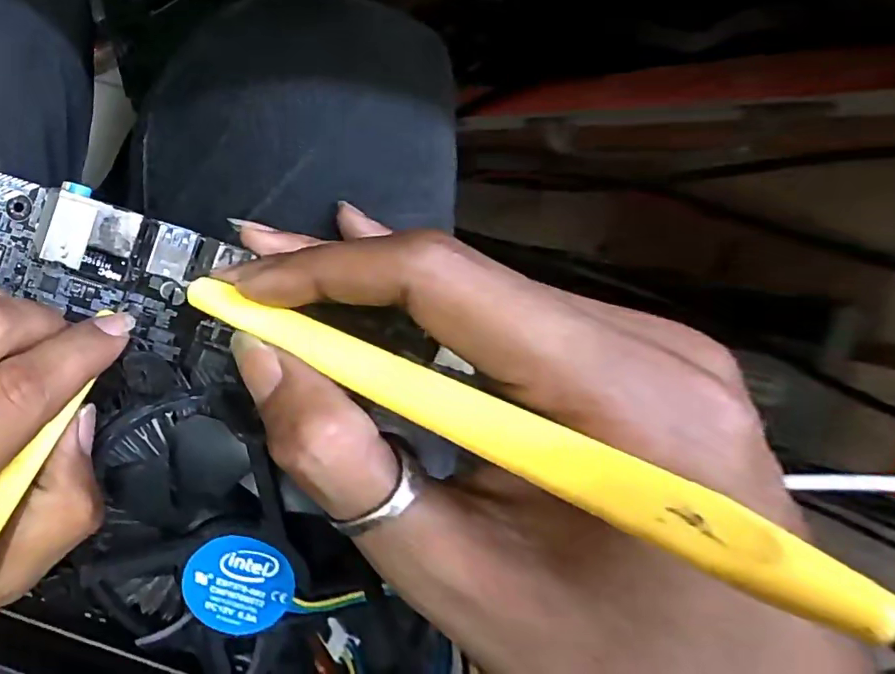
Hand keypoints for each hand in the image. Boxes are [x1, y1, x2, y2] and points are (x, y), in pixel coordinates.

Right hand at [224, 208, 868, 673]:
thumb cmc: (602, 662)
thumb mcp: (451, 578)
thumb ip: (340, 462)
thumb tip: (259, 353)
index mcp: (624, 397)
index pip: (441, 278)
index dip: (326, 269)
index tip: (246, 286)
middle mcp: (646, 343)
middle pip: (452, 271)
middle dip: (333, 268)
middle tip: (247, 262)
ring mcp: (648, 342)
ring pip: (470, 283)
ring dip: (368, 281)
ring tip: (285, 270)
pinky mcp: (631, 353)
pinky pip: (499, 307)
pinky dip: (418, 300)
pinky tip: (368, 271)